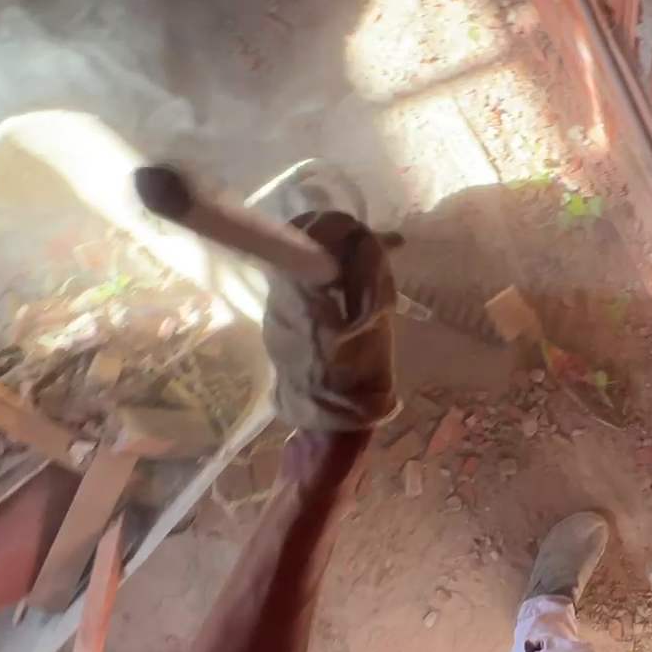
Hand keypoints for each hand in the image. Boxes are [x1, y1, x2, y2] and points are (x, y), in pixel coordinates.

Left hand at [260, 211, 400, 431]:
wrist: (330, 426)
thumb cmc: (357, 376)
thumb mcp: (376, 324)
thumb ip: (371, 277)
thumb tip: (368, 239)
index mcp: (303, 290)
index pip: (308, 234)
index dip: (336, 225)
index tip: (364, 235)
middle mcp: (279, 294)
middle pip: (299, 246)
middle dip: (336, 239)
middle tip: (373, 248)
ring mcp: (275, 312)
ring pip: (299, 267)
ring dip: (332, 260)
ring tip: (370, 272)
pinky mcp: (279, 328)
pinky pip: (301, 290)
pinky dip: (326, 283)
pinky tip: (350, 298)